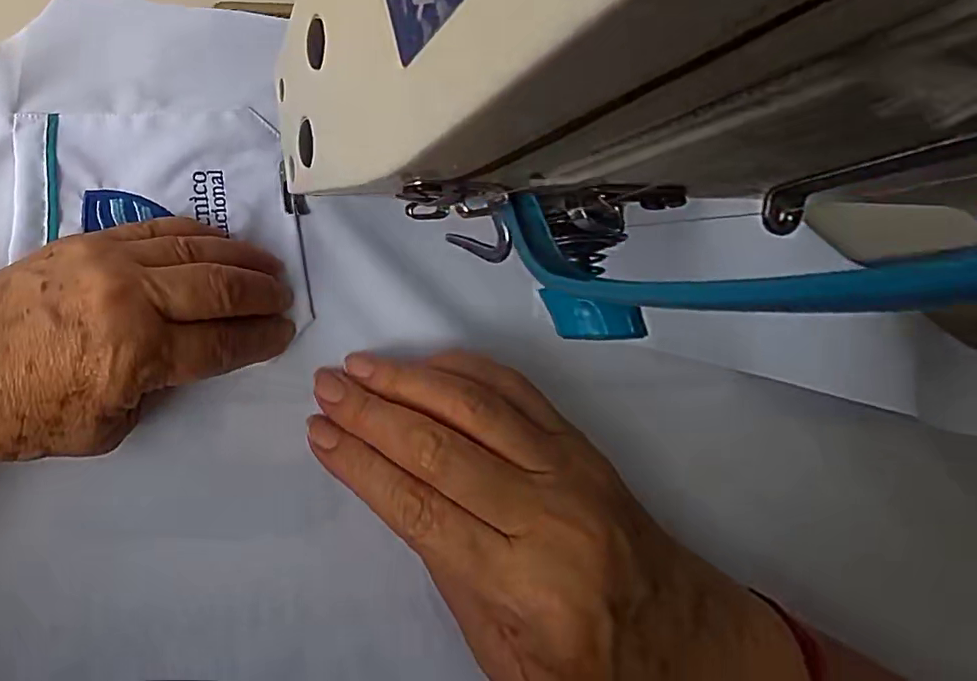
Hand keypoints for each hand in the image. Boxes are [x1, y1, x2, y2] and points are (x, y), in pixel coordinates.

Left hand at [0, 217, 293, 476]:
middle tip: (284, 294)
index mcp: (138, 353)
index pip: (219, 342)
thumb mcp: (103, 430)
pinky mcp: (82, 241)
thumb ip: (151, 388)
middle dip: (257, 291)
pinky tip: (208, 236)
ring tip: (263, 261)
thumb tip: (177, 355)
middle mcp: (129, 295)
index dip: (258, 338)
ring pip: (187, 248)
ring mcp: (104, 259)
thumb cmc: (20, 414)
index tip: (284, 332)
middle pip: (214, 287)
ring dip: (232, 254)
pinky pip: (148, 229)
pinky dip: (186, 231)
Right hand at [305, 352, 808, 680]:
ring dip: (405, 380)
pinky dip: (462, 366)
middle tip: (324, 387)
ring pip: (473, 408)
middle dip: (368, 413)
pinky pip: (516, 390)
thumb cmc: (581, 658)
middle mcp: (554, 527)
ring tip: (358, 367)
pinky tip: (422, 362)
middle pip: (437, 449)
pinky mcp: (585, 449)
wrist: (695, 648)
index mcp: (528, 591)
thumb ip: (438, 557)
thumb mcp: (497, 643)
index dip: (358, 463)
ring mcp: (575, 478)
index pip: (417, 507)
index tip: (317, 432)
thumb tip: (369, 470)